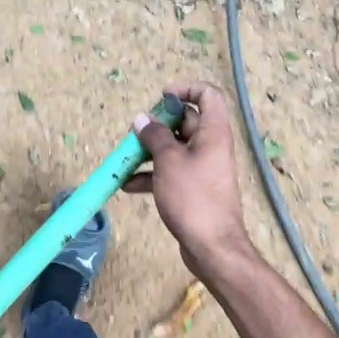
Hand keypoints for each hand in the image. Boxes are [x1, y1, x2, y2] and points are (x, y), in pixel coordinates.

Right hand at [124, 81, 255, 275]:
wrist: (213, 248)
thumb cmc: (193, 197)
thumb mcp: (168, 161)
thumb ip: (154, 136)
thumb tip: (142, 119)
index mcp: (213, 132)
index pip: (207, 94)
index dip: (185, 89)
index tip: (161, 98)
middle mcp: (211, 146)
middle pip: (186, 121)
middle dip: (157, 124)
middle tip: (136, 132)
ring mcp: (203, 169)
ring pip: (175, 148)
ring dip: (149, 151)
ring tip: (126, 158)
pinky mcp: (194, 189)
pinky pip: (171, 171)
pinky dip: (151, 174)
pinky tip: (128, 185)